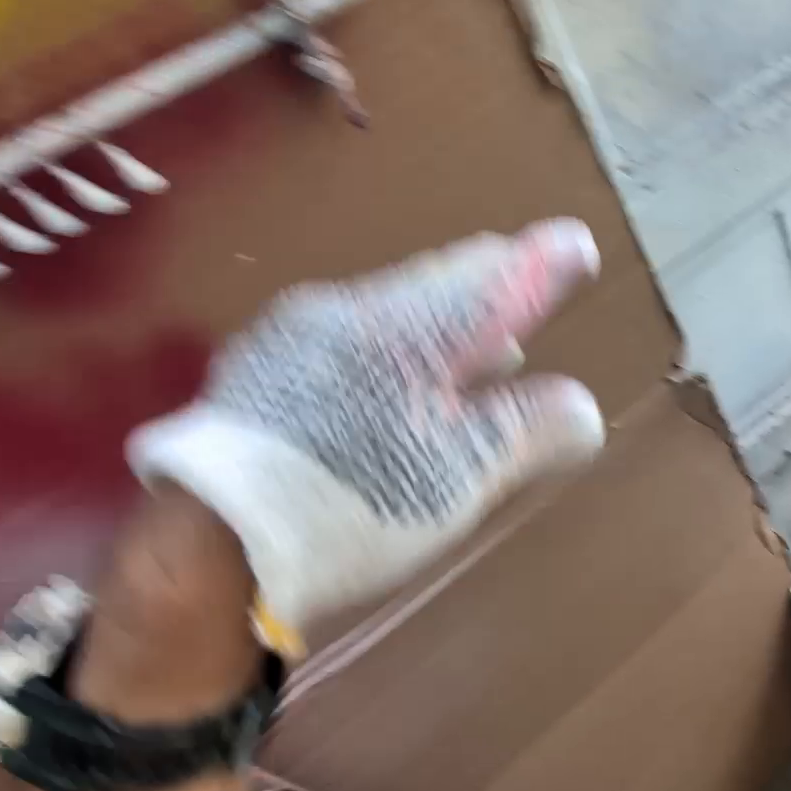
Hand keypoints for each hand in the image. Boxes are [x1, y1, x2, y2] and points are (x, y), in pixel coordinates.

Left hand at [127, 218, 606, 656]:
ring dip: (450, 318)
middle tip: (528, 279)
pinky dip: (402, 346)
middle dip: (494, 280)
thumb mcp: (460, 477)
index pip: (493, 283)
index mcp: (407, 330)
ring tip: (484, 342)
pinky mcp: (266, 370)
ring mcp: (298, 335)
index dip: (539, 265)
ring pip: (396, 306)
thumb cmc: (355, 502)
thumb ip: (529, 432)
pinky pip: (356, 333)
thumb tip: (584, 410)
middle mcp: (351, 311)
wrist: (206, 545)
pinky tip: (407, 381)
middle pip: (441, 281)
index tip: (575, 245)